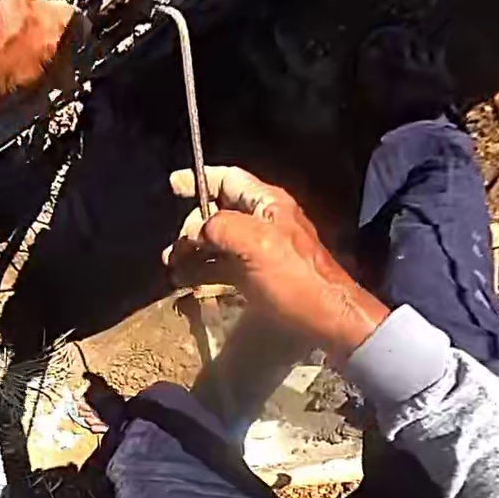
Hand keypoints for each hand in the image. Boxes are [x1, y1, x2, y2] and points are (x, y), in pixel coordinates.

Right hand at [165, 166, 389, 357]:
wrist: (327, 318)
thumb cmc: (295, 278)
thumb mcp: (257, 243)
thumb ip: (220, 226)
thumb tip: (196, 231)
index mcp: (266, 204)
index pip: (228, 179)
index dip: (199, 179)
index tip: (172, 185)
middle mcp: (262, 221)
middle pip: (217, 212)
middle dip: (190, 227)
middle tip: (174, 250)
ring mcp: (258, 250)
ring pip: (217, 242)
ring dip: (191, 252)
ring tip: (171, 267)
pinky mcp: (256, 276)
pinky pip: (223, 266)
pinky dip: (203, 271)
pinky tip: (185, 281)